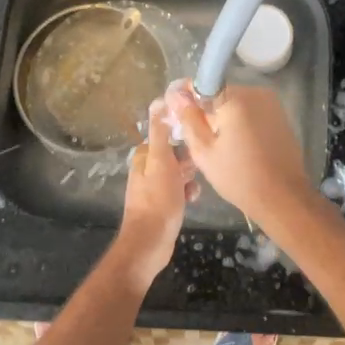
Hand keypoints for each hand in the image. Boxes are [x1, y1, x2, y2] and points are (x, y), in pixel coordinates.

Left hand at [112, 101, 193, 288]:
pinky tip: (194, 198)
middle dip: (189, 158)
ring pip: (179, 172)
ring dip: (190, 176)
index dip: (182, 134)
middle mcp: (147, 169)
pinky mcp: (162, 204)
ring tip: (197, 183)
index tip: (198, 135)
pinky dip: (188, 192)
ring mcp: (154, 188)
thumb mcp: (162, 162)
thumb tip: (159, 100)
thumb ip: (160, 133)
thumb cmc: (158, 201)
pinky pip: (179, 190)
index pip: (165, 134)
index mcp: (144, 156)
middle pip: (174, 154)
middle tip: (200, 164)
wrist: (150, 243)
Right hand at [166, 83, 317, 228]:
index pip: (201, 85)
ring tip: (216, 146)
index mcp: (236, 98)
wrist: (283, 197)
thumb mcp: (204, 151)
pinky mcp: (280, 116)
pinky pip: (251, 112)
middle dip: (206, 111)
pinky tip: (236, 146)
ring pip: (235, 104)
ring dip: (224, 119)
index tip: (178, 116)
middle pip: (219, 94)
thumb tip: (175, 94)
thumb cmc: (238, 176)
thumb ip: (188, 119)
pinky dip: (240, 124)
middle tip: (196, 138)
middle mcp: (256, 93)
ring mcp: (271, 104)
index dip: (187, 99)